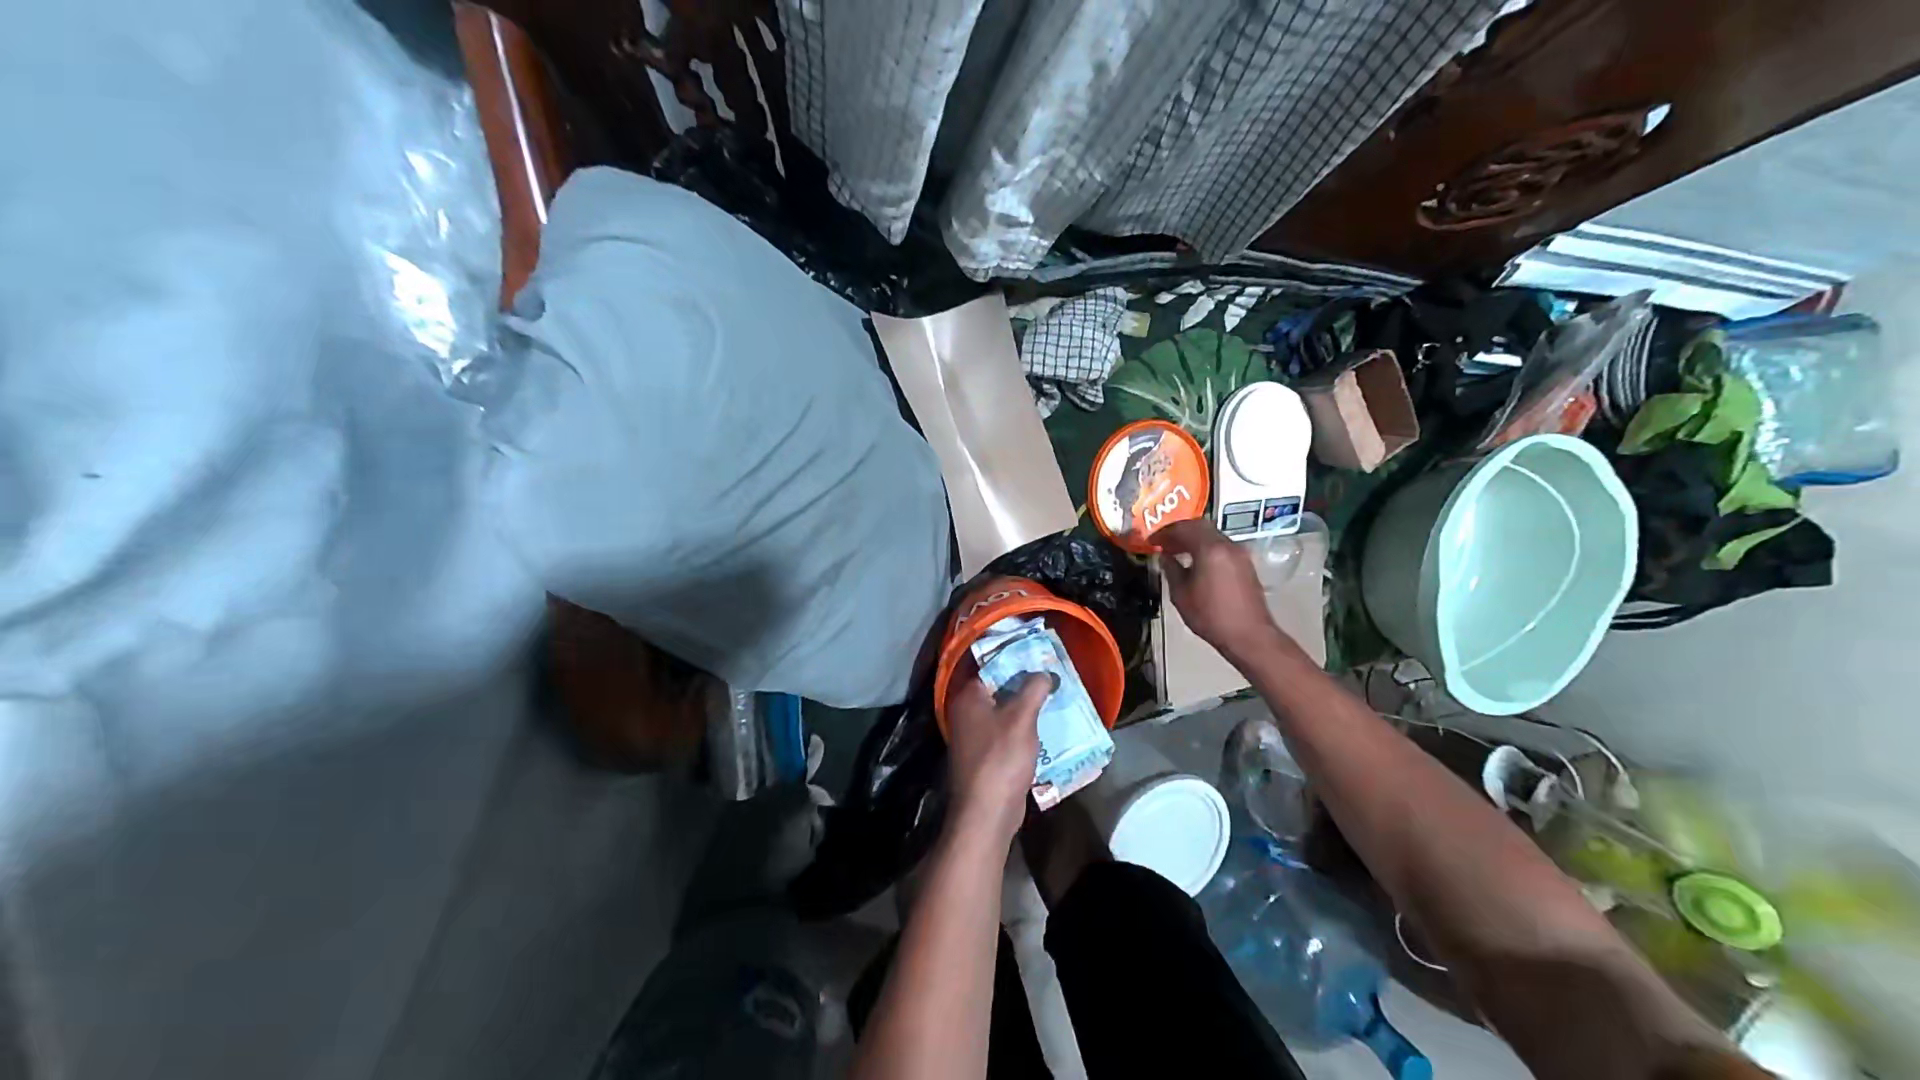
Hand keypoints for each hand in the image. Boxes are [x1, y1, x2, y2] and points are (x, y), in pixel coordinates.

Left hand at [945, 672, 1049, 845]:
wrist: (987, 812)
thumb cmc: (1001, 758)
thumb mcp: (1021, 717)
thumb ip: (1033, 689)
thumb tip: (1044, 673)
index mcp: (968, 697)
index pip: (992, 668)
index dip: (1017, 662)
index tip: (1041, 659)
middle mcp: (966, 713)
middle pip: (998, 690)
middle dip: (1025, 686)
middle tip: (1053, 679)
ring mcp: (973, 737)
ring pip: (1004, 714)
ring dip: (1027, 710)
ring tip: (1054, 701)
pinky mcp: (985, 757)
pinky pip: (1006, 735)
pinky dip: (1023, 731)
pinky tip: (1045, 730)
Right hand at [1154, 518, 1294, 663]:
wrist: (1249, 635)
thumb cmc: (1210, 616)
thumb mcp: (1181, 594)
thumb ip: (1171, 570)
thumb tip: (1165, 557)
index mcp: (1210, 549)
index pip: (1183, 528)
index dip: (1164, 532)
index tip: (1151, 540)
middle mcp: (1227, 545)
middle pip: (1201, 526)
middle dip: (1180, 531)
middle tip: (1164, 542)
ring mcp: (1240, 554)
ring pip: (1213, 536)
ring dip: (1194, 539)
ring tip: (1177, 552)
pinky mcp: (1246, 565)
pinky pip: (1221, 547)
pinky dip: (1206, 548)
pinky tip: (1196, 563)